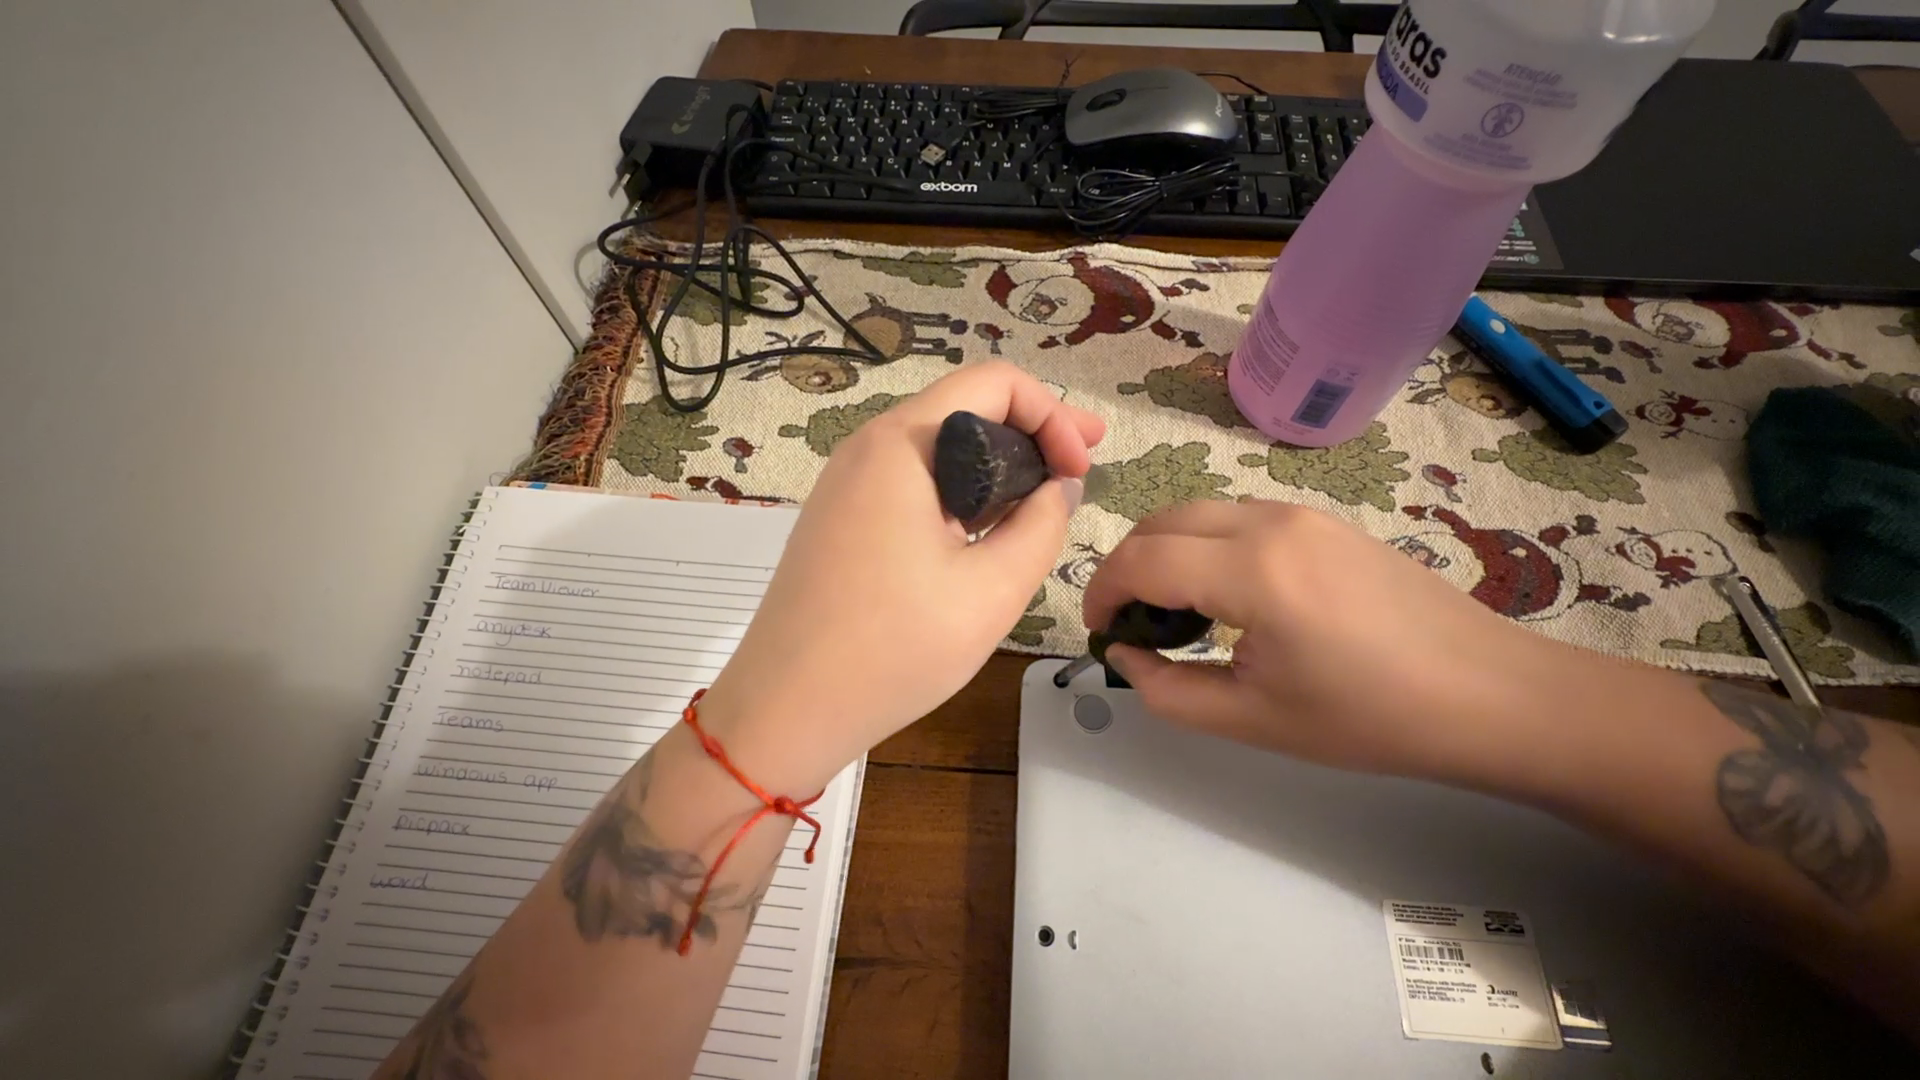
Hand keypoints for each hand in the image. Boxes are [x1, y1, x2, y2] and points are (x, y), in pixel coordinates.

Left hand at [701, 362, 1103, 791]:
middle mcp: (867, 449)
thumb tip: (1060, 487)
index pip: (993, 382)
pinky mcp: (840, 520)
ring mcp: (846, 485)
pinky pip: (911, 483)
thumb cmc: (894, 648)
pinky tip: (985, 529)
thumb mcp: (991, 590)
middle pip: (965, 407)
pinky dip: (960, 492)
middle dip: (1032, 432)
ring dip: (997, 465)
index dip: (1051, 414)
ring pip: (939, 448)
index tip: (1080, 470)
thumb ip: (1041, 525)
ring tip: (1043, 501)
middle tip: (1082, 469)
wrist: (784, 709)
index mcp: (900, 446)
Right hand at [1082, 499, 1574, 783]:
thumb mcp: (1251, 719)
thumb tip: (1124, 654)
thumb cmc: (1369, 719)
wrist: (1492, 696)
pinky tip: (1227, 597)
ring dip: (1165, 553)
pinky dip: (1205, 546)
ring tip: (1176, 615)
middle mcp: (1269, 522)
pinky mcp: (1325, 520)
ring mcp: (1302, 514)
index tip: (1098, 633)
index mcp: (1251, 570)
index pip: (1141, 560)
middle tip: (1129, 625)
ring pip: (1198, 513)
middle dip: (1127, 567)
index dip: (1101, 593)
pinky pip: (1237, 518)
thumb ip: (1165, 688)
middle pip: (1161, 522)